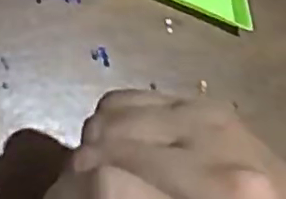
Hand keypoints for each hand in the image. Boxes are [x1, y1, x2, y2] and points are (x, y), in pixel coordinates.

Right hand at [46, 91, 285, 198]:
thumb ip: (128, 197)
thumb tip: (80, 187)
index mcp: (217, 197)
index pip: (105, 182)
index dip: (68, 194)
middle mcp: (213, 145)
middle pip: (104, 145)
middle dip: (75, 175)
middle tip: (69, 195)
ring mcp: (209, 114)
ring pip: (110, 114)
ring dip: (92, 148)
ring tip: (95, 177)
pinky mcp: (207, 103)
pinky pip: (132, 97)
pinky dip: (113, 123)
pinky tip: (122, 152)